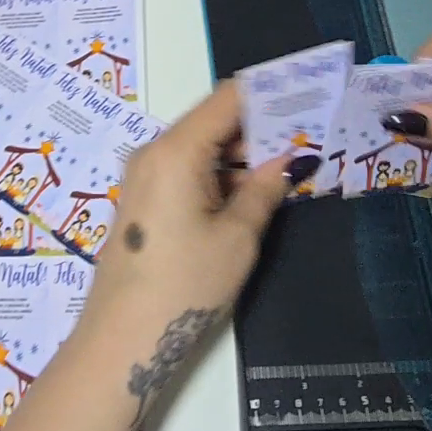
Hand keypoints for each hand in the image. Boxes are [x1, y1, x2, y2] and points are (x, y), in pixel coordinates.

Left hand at [74, 83, 294, 418]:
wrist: (122, 338)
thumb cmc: (185, 284)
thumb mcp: (238, 238)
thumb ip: (265, 190)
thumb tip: (289, 160)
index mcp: (176, 150)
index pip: (226, 99)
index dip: (267, 92)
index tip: (307, 92)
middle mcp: (154, 152)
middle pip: (212, 121)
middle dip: (259, 126)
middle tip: (309, 133)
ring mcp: (144, 175)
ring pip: (201, 147)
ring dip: (241, 153)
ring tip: (290, 163)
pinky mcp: (143, 198)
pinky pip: (186, 169)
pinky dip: (219, 172)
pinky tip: (252, 190)